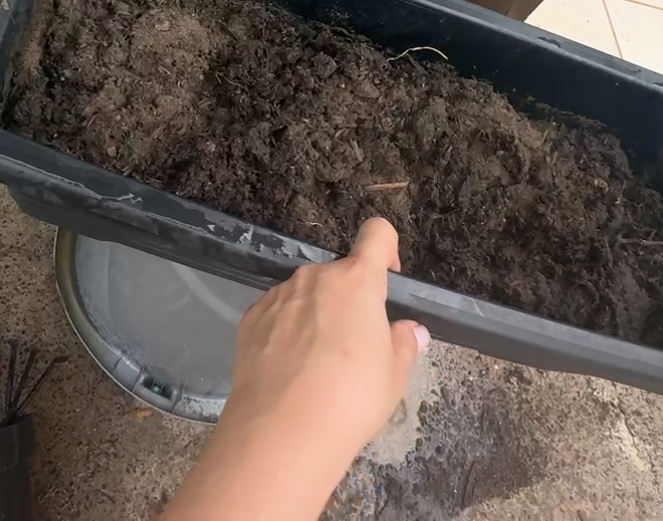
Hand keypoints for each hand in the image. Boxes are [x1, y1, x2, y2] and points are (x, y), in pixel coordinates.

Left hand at [163, 217, 428, 520]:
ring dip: (316, 315)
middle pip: (339, 276)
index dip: (386, 248)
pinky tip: (288, 368)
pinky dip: (286, 331)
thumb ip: (403, 344)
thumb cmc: (350, 398)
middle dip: (348, 302)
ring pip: (307, 295)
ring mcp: (279, 293)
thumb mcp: (393, 377)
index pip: (377, 234)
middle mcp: (315, 276)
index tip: (387, 277)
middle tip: (353, 349)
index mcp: (356, 280)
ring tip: (316, 365)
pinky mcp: (252, 315)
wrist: (281, 429)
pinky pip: (278, 313)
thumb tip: (411, 331)